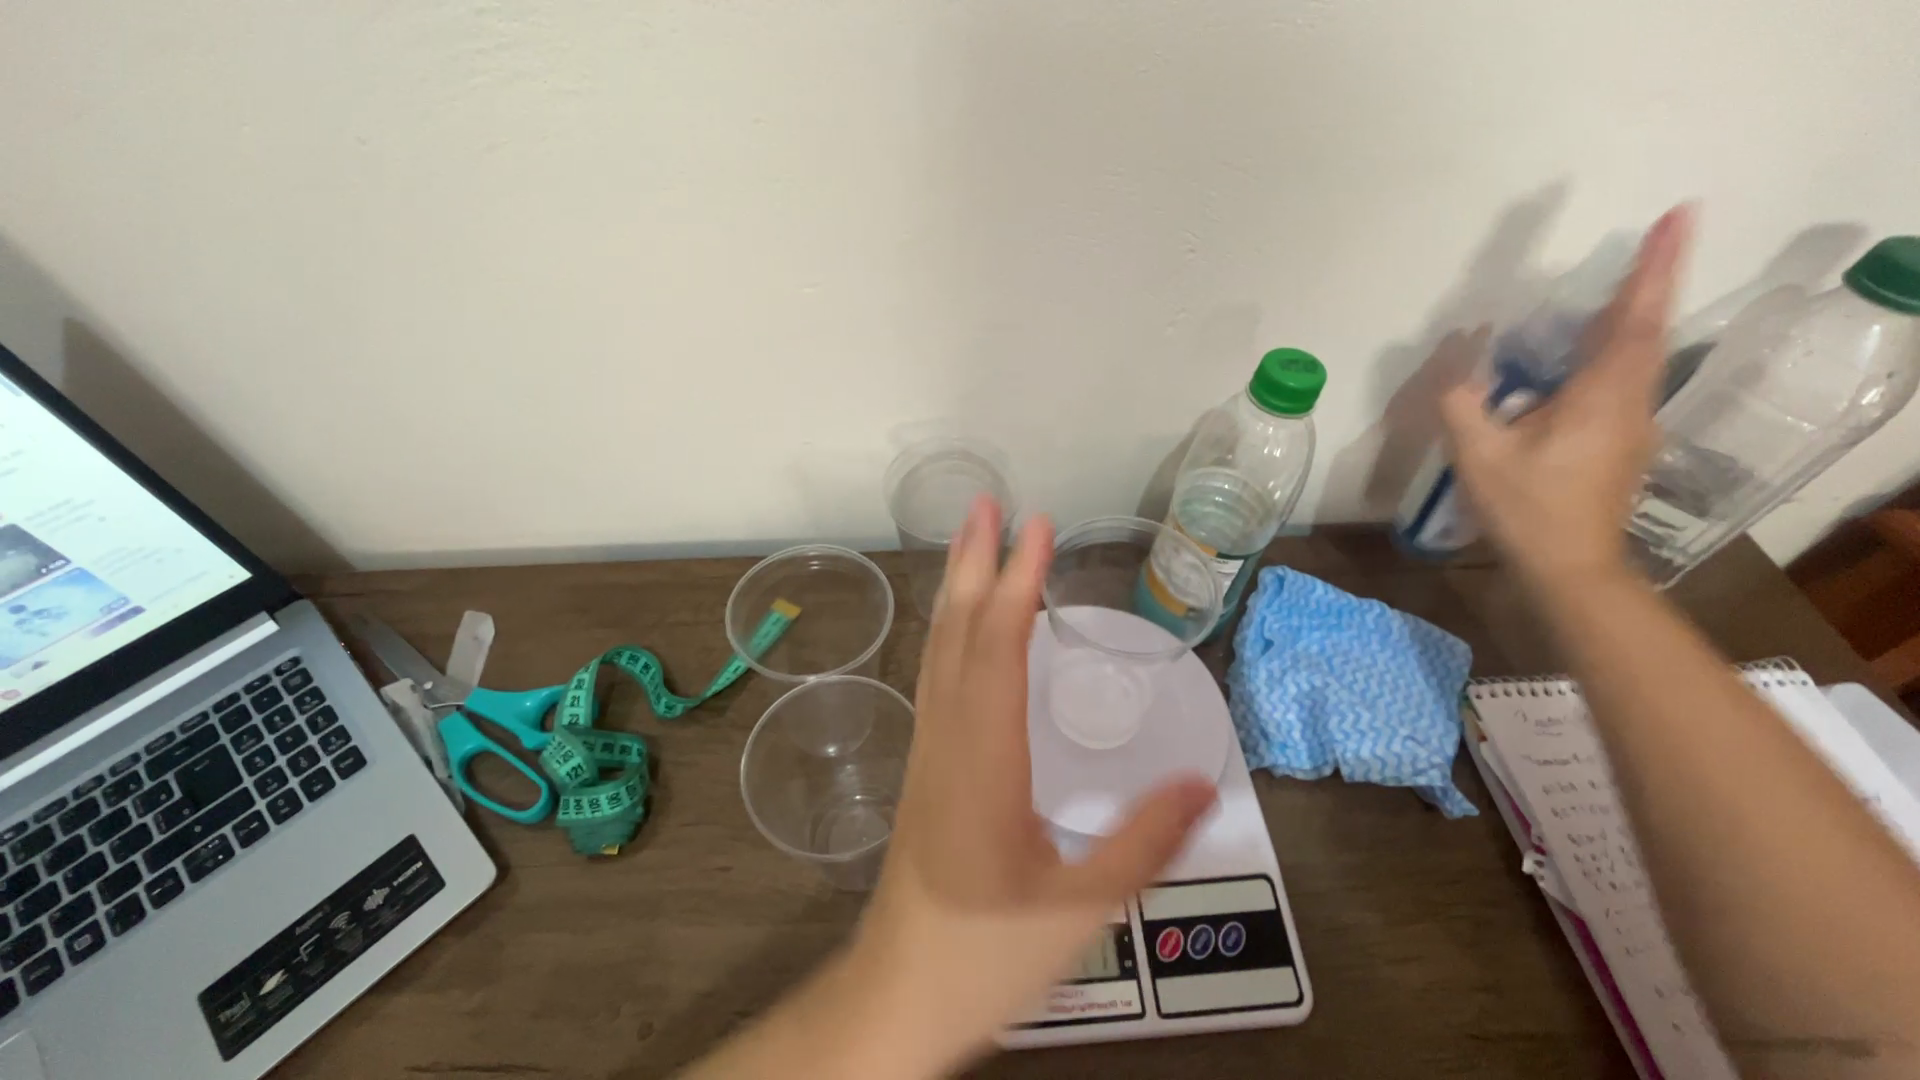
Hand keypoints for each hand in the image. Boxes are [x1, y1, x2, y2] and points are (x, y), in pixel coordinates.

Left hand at [849, 498, 1217, 1075]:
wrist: (900, 990)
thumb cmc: (986, 954)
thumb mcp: (1082, 910)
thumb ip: (1143, 844)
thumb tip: (1204, 783)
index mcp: (984, 765)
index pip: (1000, 653)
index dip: (1019, 585)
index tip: (1036, 527)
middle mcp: (949, 743)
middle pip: (959, 636)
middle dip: (976, 564)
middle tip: (989, 503)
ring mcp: (930, 753)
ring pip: (940, 653)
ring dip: (958, 590)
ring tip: (971, 539)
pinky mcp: (926, 768)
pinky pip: (937, 679)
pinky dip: (951, 633)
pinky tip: (961, 623)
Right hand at [1439, 205, 1692, 587]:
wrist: (1570, 569)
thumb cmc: (1528, 510)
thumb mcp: (1478, 455)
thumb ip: (1462, 403)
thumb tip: (1458, 361)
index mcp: (1602, 397)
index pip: (1634, 319)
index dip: (1654, 266)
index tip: (1679, 215)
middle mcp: (1631, 403)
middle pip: (1645, 330)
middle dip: (1649, 281)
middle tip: (1654, 238)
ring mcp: (1632, 426)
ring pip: (1637, 357)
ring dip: (1629, 318)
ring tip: (1613, 290)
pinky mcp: (1621, 445)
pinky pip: (1622, 382)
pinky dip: (1612, 352)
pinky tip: (1581, 359)